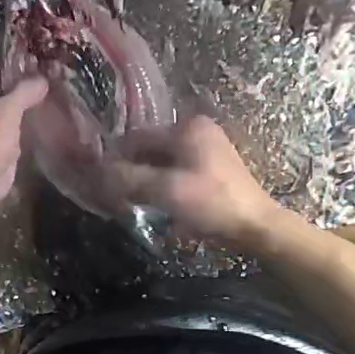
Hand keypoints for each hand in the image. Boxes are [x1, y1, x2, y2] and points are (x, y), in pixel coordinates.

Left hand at [0, 71, 47, 215]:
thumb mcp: (7, 111)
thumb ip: (25, 92)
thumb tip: (43, 78)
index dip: (21, 75)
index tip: (45, 77)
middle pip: (3, 93)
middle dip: (25, 94)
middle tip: (52, 91)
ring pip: (9, 113)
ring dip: (26, 112)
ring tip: (51, 105)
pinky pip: (11, 130)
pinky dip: (23, 128)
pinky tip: (41, 125)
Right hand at [110, 117, 283, 244]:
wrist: (256, 226)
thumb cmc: (212, 203)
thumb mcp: (167, 190)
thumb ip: (130, 179)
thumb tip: (98, 172)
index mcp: (187, 127)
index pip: (137, 138)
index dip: (117, 159)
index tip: (103, 183)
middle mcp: (197, 131)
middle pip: (150, 150)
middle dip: (133, 172)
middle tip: (118, 198)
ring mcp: (207, 150)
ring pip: (163, 163)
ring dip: (148, 182)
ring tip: (137, 205)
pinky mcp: (212, 170)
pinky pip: (177, 173)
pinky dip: (164, 187)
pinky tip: (160, 206)